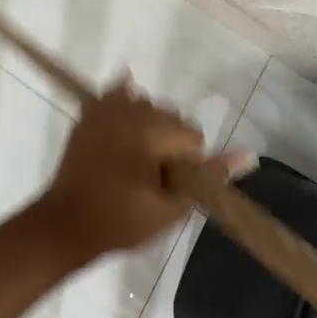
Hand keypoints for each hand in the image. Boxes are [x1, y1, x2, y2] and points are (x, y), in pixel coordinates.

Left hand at [35, 78, 255, 259]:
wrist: (67, 223)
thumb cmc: (121, 220)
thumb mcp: (172, 206)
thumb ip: (209, 176)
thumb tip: (249, 155)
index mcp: (149, 131)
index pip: (191, 135)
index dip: (189, 162)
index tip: (172, 184)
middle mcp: (127, 110)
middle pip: (169, 115)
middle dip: (170, 140)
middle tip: (156, 174)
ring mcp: (102, 109)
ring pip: (144, 104)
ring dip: (149, 124)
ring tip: (138, 158)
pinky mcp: (86, 115)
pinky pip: (112, 94)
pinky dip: (122, 101)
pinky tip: (125, 117)